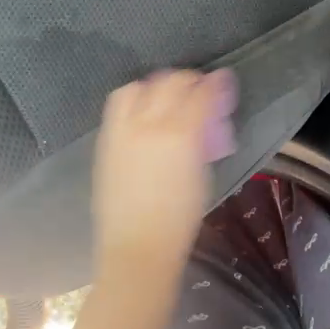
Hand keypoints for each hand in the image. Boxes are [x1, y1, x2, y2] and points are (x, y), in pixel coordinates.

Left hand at [91, 69, 236, 282]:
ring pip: (137, 87)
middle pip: (170, 82)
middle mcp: (149, 125)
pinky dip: (134, 101)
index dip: (216, 84)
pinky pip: (118, 106)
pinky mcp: (105, 141)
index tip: (223, 82)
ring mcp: (122, 131)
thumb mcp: (202, 175)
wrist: (137, 248)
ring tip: (166, 99)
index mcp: (181, 135)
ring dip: (156, 86)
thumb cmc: (180, 219)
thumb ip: (203, 140)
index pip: (201, 93)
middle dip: (189, 80)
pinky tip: (144, 115)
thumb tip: (207, 121)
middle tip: (199, 90)